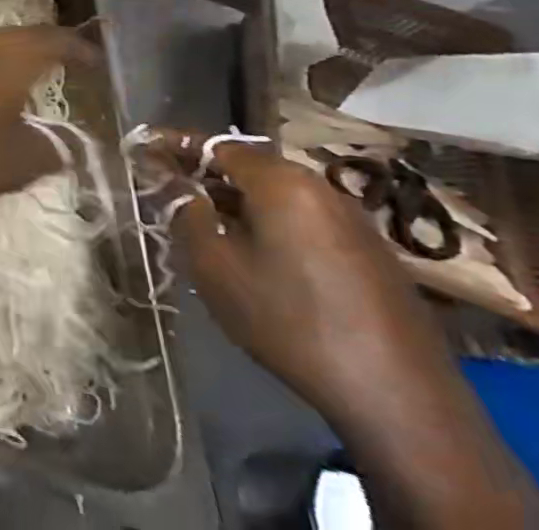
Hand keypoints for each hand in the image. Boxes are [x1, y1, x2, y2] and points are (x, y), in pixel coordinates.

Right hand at [134, 130, 447, 416]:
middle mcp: (319, 189)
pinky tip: (249, 254)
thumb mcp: (216, 265)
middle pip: (249, 167)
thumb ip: (185, 211)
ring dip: (234, 201)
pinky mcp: (367, 252)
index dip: (175, 145)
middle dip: (204, 174)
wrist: (396, 393)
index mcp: (281, 183)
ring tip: (200, 222)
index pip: (217, 146)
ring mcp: (350, 220)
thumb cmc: (288, 319)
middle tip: (165, 189)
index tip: (141, 147)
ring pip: (275, 196)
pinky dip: (266, 223)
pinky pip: (301, 220)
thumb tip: (167, 178)